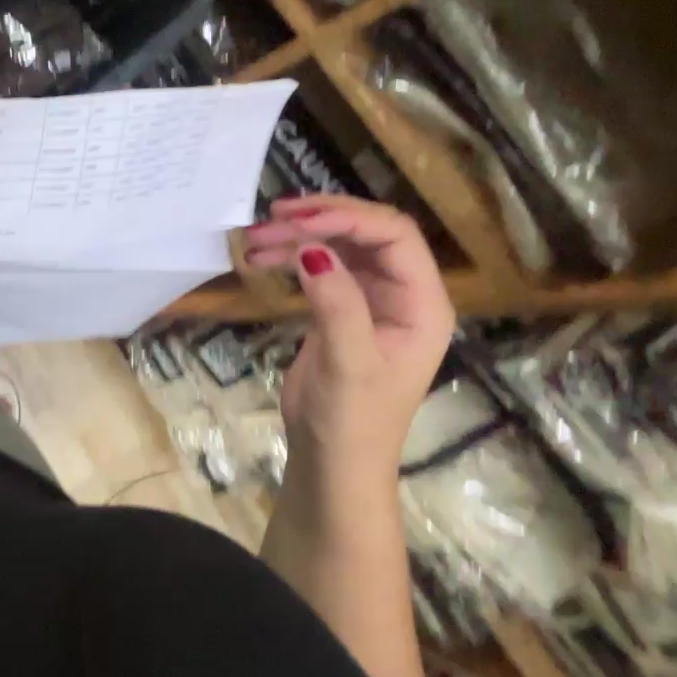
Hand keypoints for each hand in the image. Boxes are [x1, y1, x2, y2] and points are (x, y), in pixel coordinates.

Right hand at [242, 196, 454, 487]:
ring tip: (253, 239)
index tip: (294, 220)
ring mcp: (371, 300)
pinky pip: (320, 266)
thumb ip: (337, 304)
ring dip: (298, 235)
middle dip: (320, 219)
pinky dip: (291, 255)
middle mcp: (402, 294)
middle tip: (268, 219)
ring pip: (339, 245)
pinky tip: (260, 259)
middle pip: (368, 233)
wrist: (333, 458)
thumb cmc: (352, 417)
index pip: (394, 237)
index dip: (347, 218)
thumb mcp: (348, 363)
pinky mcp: (341, 309)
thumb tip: (311, 249)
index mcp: (423, 304)